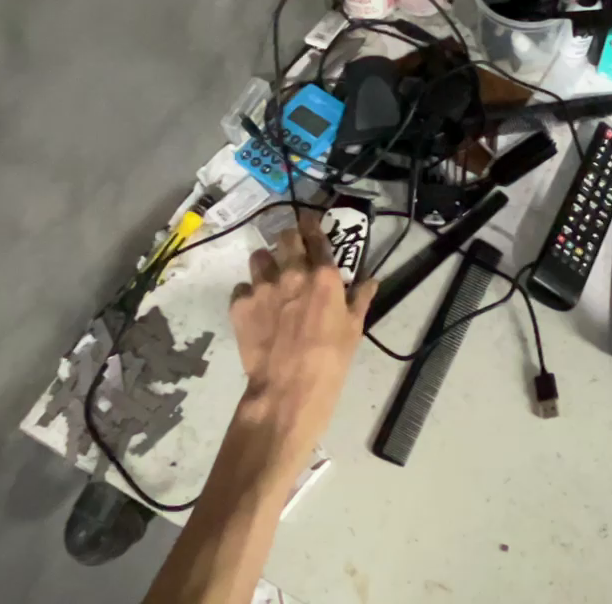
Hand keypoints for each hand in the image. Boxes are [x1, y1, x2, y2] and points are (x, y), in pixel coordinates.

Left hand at [227, 212, 376, 477]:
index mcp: (324, 276)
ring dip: (266, 263)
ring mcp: (263, 287)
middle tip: (291, 250)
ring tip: (270, 278)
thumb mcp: (354, 329)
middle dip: (289, 239)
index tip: (310, 220)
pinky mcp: (240, 305)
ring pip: (259, 257)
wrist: (288, 390)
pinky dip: (248, 294)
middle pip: (285, 237)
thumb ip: (360, 299)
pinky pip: (241, 288)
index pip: (317, 236)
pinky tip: (255, 308)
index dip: (313, 224)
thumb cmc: (331, 361)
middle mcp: (292, 273)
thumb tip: (371, 281)